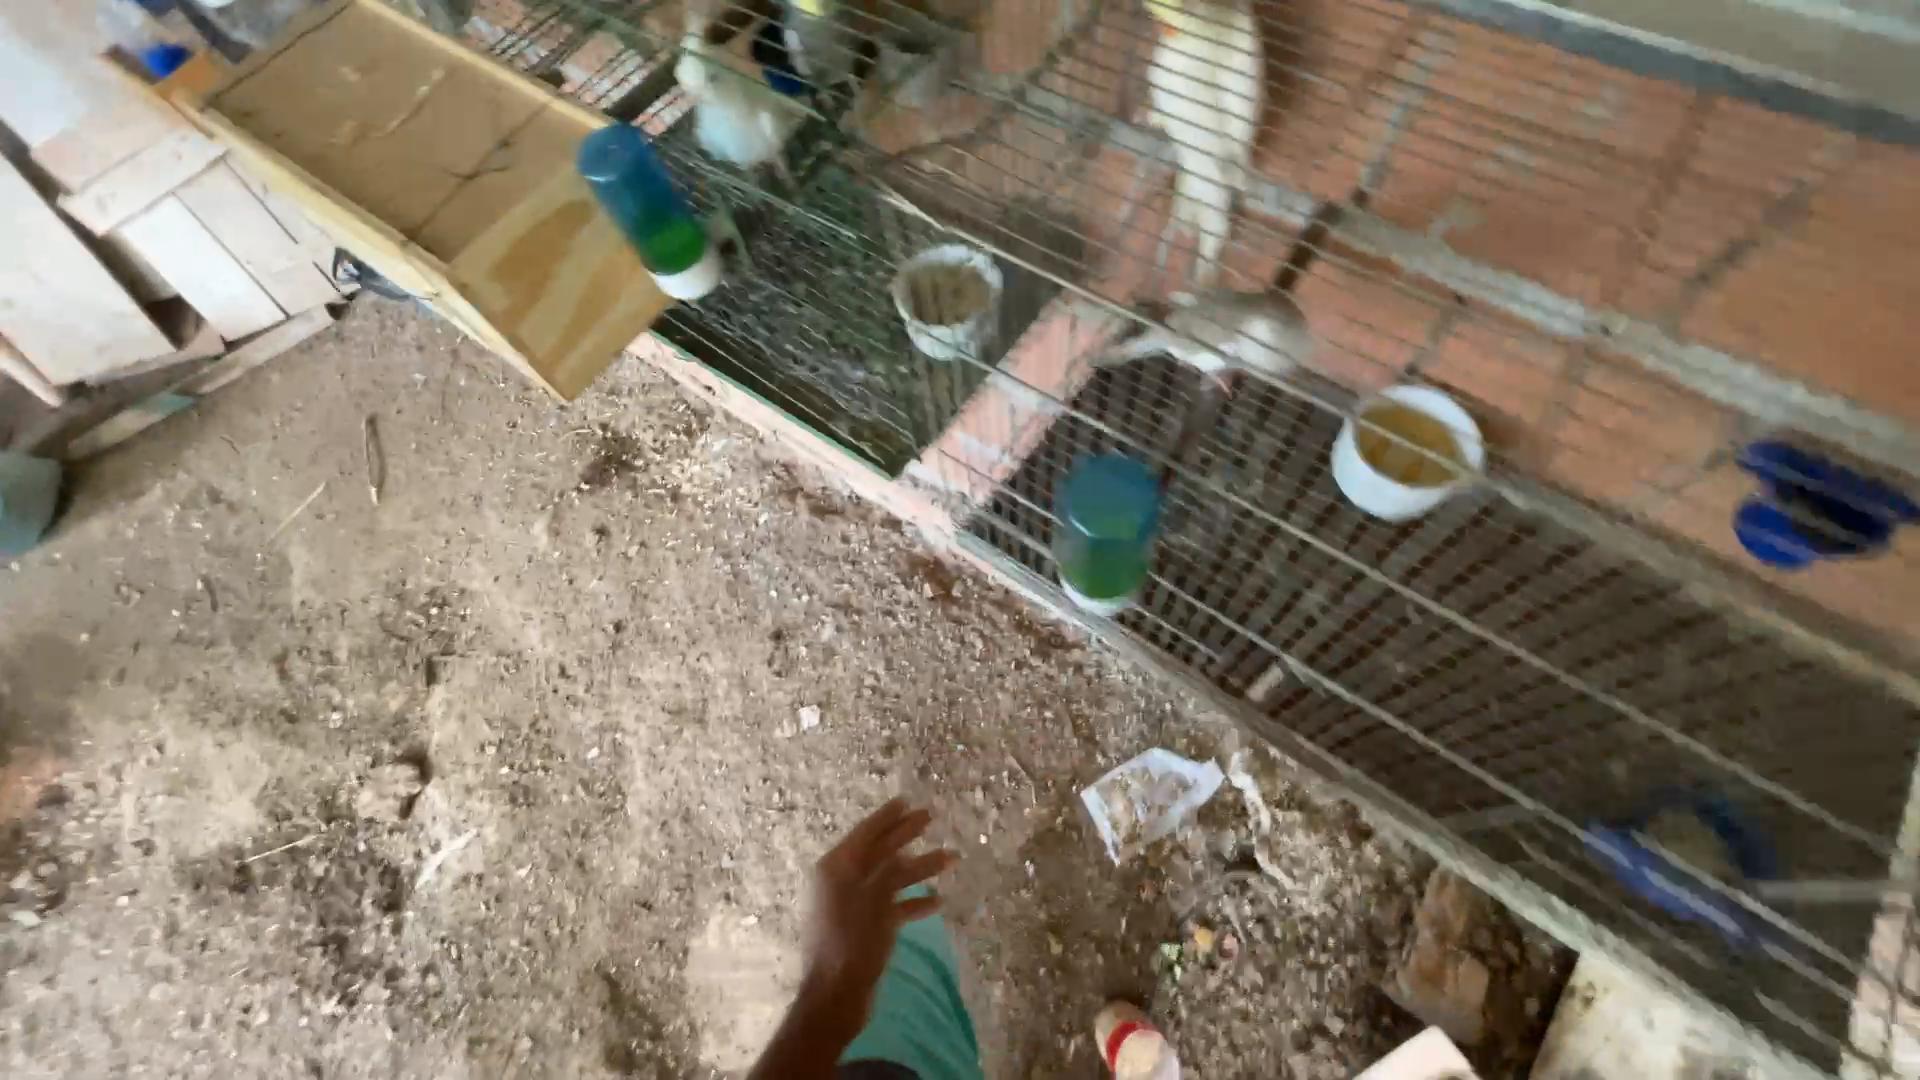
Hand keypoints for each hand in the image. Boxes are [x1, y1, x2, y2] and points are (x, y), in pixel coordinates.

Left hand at [800, 799, 956, 1034]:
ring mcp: (853, 903)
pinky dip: (912, 901)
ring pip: (890, 877)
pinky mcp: (864, 925)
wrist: (836, 997)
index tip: (907, 800)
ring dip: (919, 869)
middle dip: (905, 835)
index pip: (866, 833)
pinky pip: (891, 904)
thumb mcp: (873, 900)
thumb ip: (888, 872)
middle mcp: (842, 880)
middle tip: (930, 817)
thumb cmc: (851, 943)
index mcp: (836, 868)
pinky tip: (938, 901)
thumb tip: (901, 852)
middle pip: (879, 850)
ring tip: (951, 858)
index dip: (888, 816)